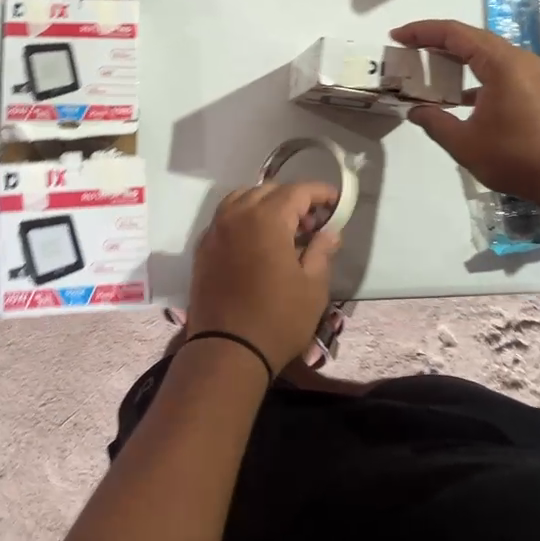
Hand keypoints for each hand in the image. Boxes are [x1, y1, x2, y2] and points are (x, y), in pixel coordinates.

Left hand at [185, 180, 340, 372]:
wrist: (227, 349)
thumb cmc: (278, 319)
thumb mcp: (313, 287)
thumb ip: (321, 252)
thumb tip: (328, 232)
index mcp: (266, 218)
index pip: (297, 191)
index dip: (319, 193)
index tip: (336, 202)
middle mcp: (237, 215)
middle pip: (268, 190)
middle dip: (293, 199)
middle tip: (313, 223)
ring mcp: (215, 229)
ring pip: (242, 199)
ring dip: (266, 204)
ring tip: (284, 229)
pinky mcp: (203, 247)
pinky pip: (225, 218)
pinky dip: (244, 218)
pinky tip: (257, 241)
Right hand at [391, 19, 539, 203]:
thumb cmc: (516, 157)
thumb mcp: (464, 143)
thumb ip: (434, 121)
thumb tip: (415, 111)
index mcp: (501, 63)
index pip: (454, 33)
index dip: (421, 32)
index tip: (397, 37)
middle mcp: (518, 59)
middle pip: (470, 37)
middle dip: (435, 40)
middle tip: (406, 48)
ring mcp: (530, 73)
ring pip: (485, 52)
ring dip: (455, 56)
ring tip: (426, 66)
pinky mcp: (535, 89)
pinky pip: (497, 69)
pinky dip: (473, 73)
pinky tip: (456, 94)